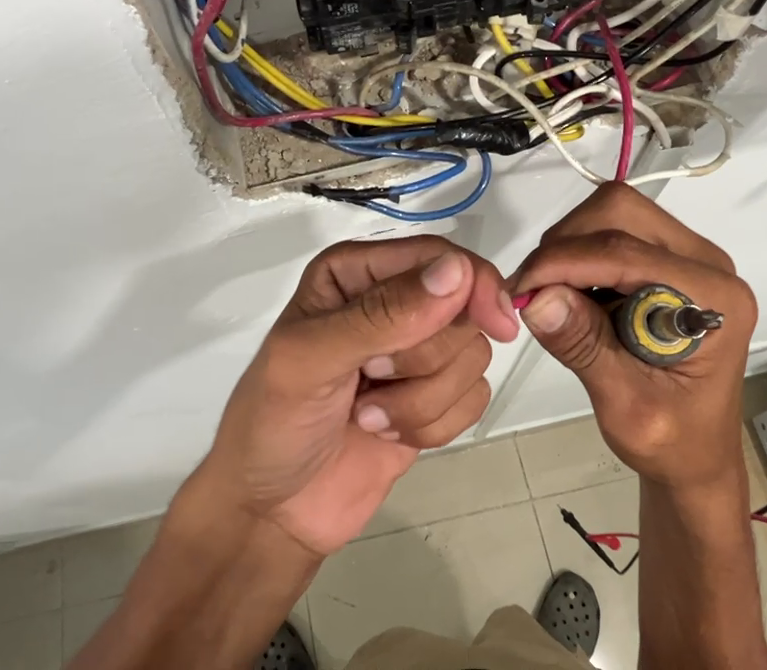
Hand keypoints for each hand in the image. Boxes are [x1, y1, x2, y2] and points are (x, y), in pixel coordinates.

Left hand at [194, 236, 518, 556]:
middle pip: (464, 309)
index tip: (494, 323)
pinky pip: (474, 399)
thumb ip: (382, 314)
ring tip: (367, 415)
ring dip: (422, 400)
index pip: (437, 257)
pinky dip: (434, 426)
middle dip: (422, 359)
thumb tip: (457, 272)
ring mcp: (415, 354)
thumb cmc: (272, 421)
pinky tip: (387, 433)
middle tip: (370, 378)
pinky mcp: (433, 400)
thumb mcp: (310, 359)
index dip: (472, 283)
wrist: (273, 510)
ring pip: (474, 357)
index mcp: (356, 273)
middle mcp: (391, 303)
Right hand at [511, 184, 756, 489]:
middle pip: (622, 212)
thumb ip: (586, 349)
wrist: (695, 455)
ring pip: (614, 212)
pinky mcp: (667, 259)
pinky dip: (579, 253)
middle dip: (567, 243)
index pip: (626, 253)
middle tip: (533, 290)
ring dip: (570, 246)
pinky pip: (613, 230)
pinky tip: (570, 295)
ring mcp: (688, 257)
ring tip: (550, 296)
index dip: (564, 262)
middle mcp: (707, 264)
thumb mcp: (627, 408)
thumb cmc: (672, 442)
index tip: (520, 291)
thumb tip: (538, 299)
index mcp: (714, 300)